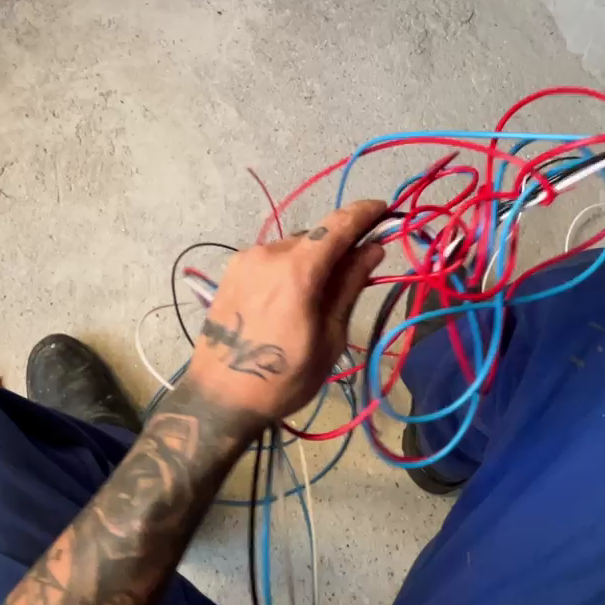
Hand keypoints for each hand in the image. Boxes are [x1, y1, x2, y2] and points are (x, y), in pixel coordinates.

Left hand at [184, 199, 387, 422]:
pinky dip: (288, 267)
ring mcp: (246, 258)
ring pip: (292, 247)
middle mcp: (269, 253)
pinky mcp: (232, 269)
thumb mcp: (329, 338)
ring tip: (316, 297)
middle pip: (315, 237)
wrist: (219, 396)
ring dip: (311, 259)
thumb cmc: (284, 378)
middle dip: (339, 248)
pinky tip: (288, 298)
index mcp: (296, 270)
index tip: (385, 209)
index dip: (364, 213)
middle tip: (356, 273)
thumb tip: (373, 248)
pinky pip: (271, 257)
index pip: (337, 225)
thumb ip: (349, 286)